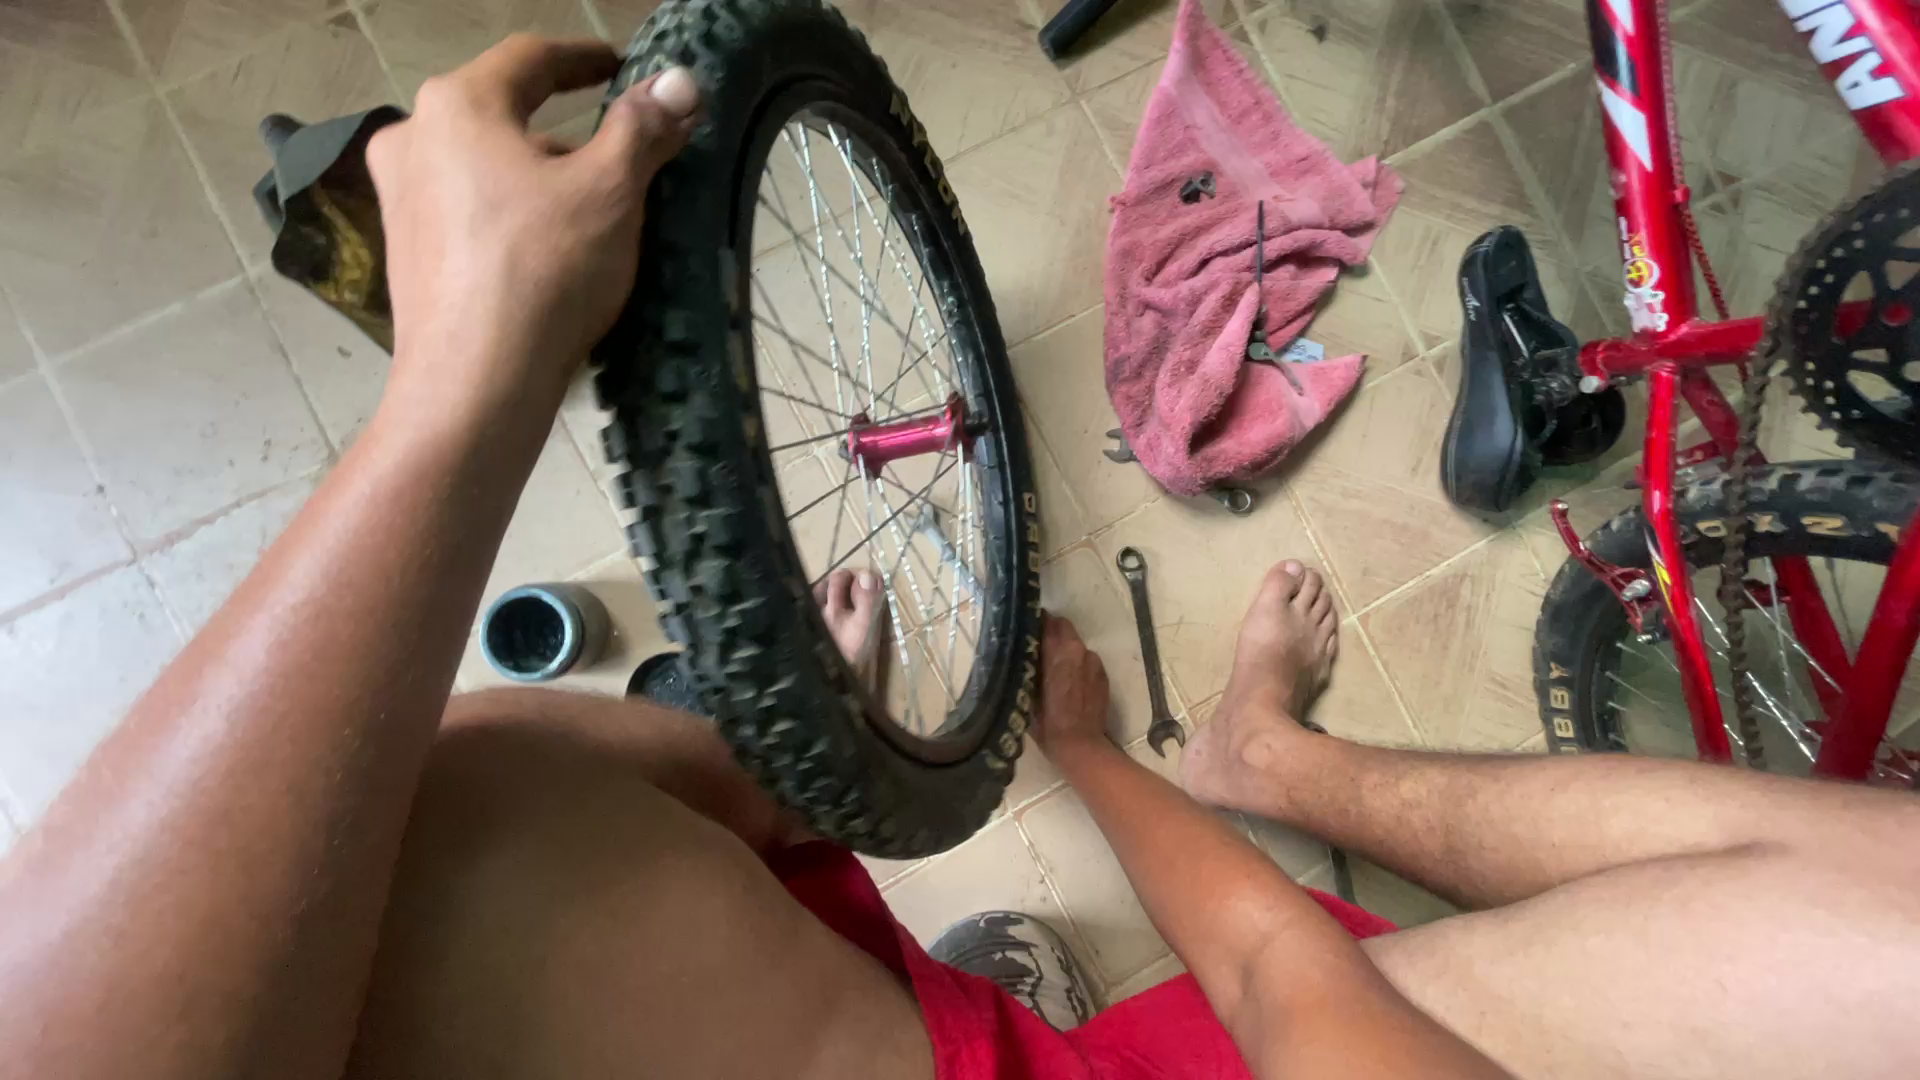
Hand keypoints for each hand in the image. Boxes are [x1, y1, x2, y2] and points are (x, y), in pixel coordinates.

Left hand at [366, 35, 700, 420]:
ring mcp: (401, 198)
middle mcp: (413, 138)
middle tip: (615, 172)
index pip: (530, 60)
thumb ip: (642, 131)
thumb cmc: (547, 269)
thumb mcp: (610, 193)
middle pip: (506, 122)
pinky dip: (512, 223)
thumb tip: (681, 82)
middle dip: (564, 141)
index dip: (583, 59)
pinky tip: (544, 262)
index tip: (618, 67)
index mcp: (459, 105)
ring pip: (486, 173)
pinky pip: (471, 218)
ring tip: (585, 227)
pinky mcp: (406, 253)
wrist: (479, 376)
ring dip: (537, 185)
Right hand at [1031, 614, 1114, 759]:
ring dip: (1064, 649)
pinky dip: (1077, 664)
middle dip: (1051, 632)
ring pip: (1075, 644)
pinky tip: (1069, 682)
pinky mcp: (1103, 675)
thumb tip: (1023, 651)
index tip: (1025, 628)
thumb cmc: (1048, 724)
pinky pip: (1086, 660)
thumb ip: (1029, 666)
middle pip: (1063, 628)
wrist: (1082, 747)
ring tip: (1052, 667)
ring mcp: (1094, 662)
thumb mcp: (1027, 693)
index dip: (1035, 622)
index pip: (1047, 621)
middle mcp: (1078, 650)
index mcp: (1058, 652)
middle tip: (1036, 646)